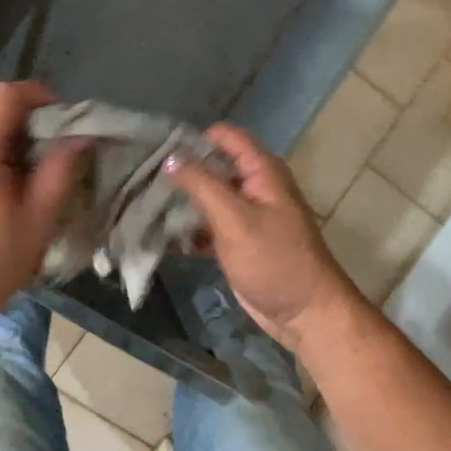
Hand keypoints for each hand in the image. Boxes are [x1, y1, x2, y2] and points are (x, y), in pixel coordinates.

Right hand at [166, 125, 361, 351]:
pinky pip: (209, 225)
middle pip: (213, 166)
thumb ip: (201, 184)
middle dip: (183, 172)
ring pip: (208, 197)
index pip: (225, 136)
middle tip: (145, 180)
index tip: (161, 151)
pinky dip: (190, 230)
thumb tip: (170, 157)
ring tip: (144, 206)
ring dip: (182, 202)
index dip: (195, 139)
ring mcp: (246, 215)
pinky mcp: (238, 241)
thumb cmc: (274, 260)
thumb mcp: (234, 218)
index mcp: (261, 170)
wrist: (306, 314)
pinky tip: (160, 236)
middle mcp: (254, 186)